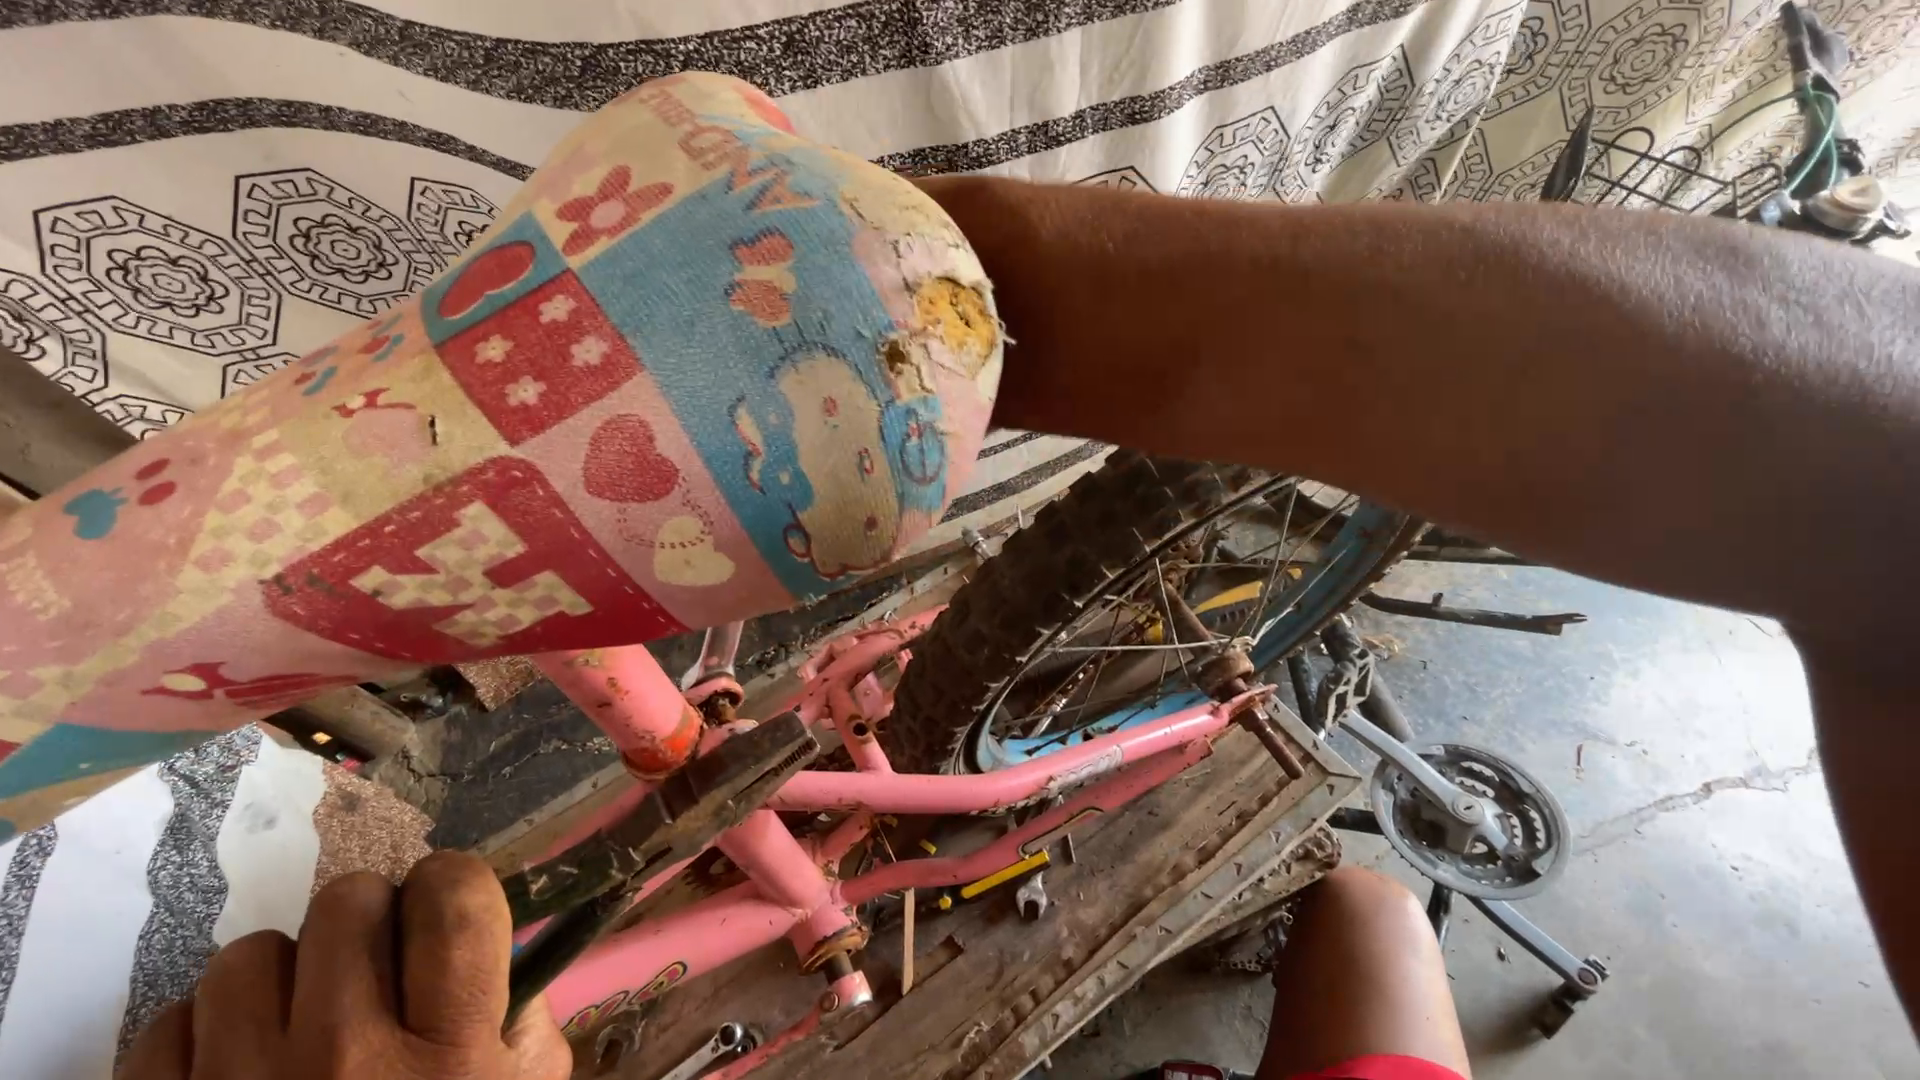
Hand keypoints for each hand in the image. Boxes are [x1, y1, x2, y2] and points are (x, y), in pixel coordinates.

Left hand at [120, 851, 570, 1079]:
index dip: (454, 883)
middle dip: (371, 920)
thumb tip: (501, 954)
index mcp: (448, 1052)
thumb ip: (526, 1022)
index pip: (453, 901)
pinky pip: (166, 1027)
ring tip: (301, 1018)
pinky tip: (240, 1066)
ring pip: (248, 955)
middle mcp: (343, 1060)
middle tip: (379, 962)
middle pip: (348, 904)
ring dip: (285, 975)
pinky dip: (206, 1035)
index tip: (448, 908)